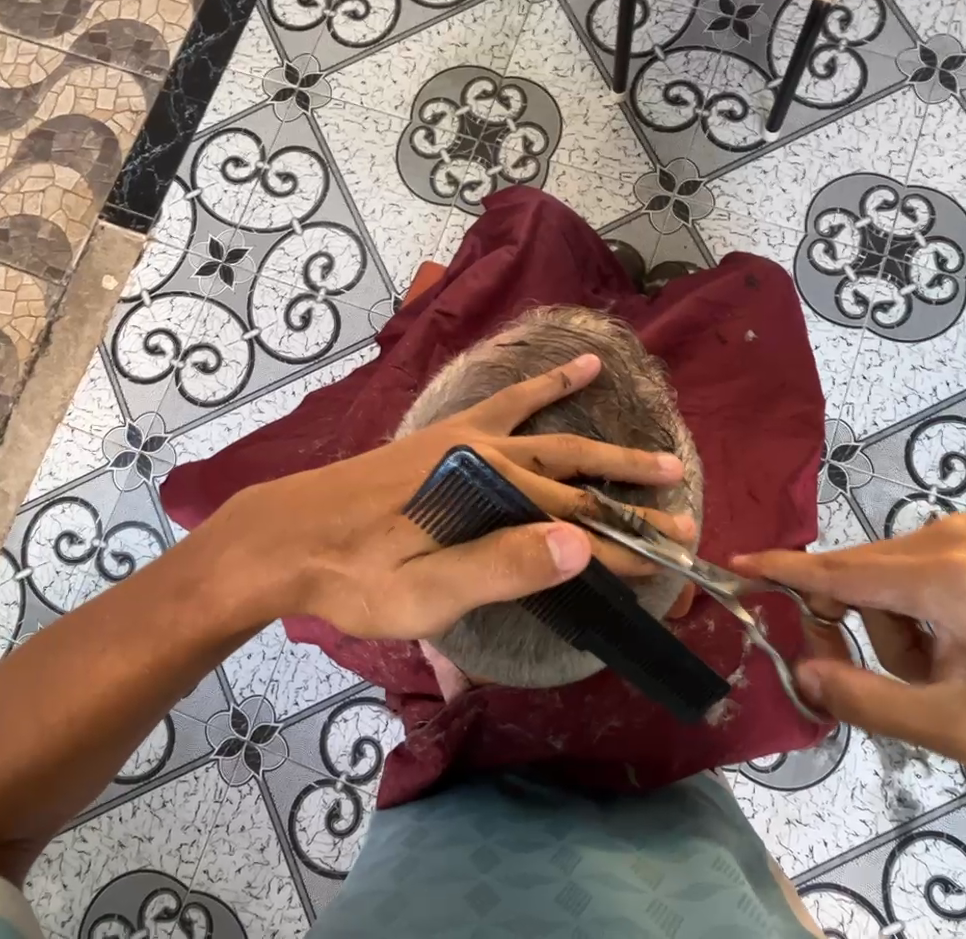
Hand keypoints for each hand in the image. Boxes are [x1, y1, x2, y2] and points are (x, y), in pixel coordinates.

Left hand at [197, 354, 695, 640]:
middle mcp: (486, 458)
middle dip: (630, 495)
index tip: (670, 560)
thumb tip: (579, 543)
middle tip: (682, 504)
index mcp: (487, 499)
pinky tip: (570, 372)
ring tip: (656, 451)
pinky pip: (507, 404)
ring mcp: (464, 440)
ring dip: (605, 446)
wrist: (282, 535)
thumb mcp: (424, 593)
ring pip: (552, 437)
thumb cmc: (352, 577)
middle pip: (574, 476)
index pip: (574, 523)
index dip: (624, 545)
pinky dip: (544, 387)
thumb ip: (501, 566)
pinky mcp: (444, 436)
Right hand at [734, 514, 965, 767]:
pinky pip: (907, 565)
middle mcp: (947, 538)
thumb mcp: (953, 726)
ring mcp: (964, 531)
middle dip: (857, 628)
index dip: (780, 570)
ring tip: (944, 665)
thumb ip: (865, 700)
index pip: (837, 571)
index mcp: (944, 580)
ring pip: (879, 574)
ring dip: (890, 624)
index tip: (733, 564)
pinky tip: (956, 636)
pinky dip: (910, 605)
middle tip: (899, 680)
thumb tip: (800, 669)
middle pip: (855, 577)